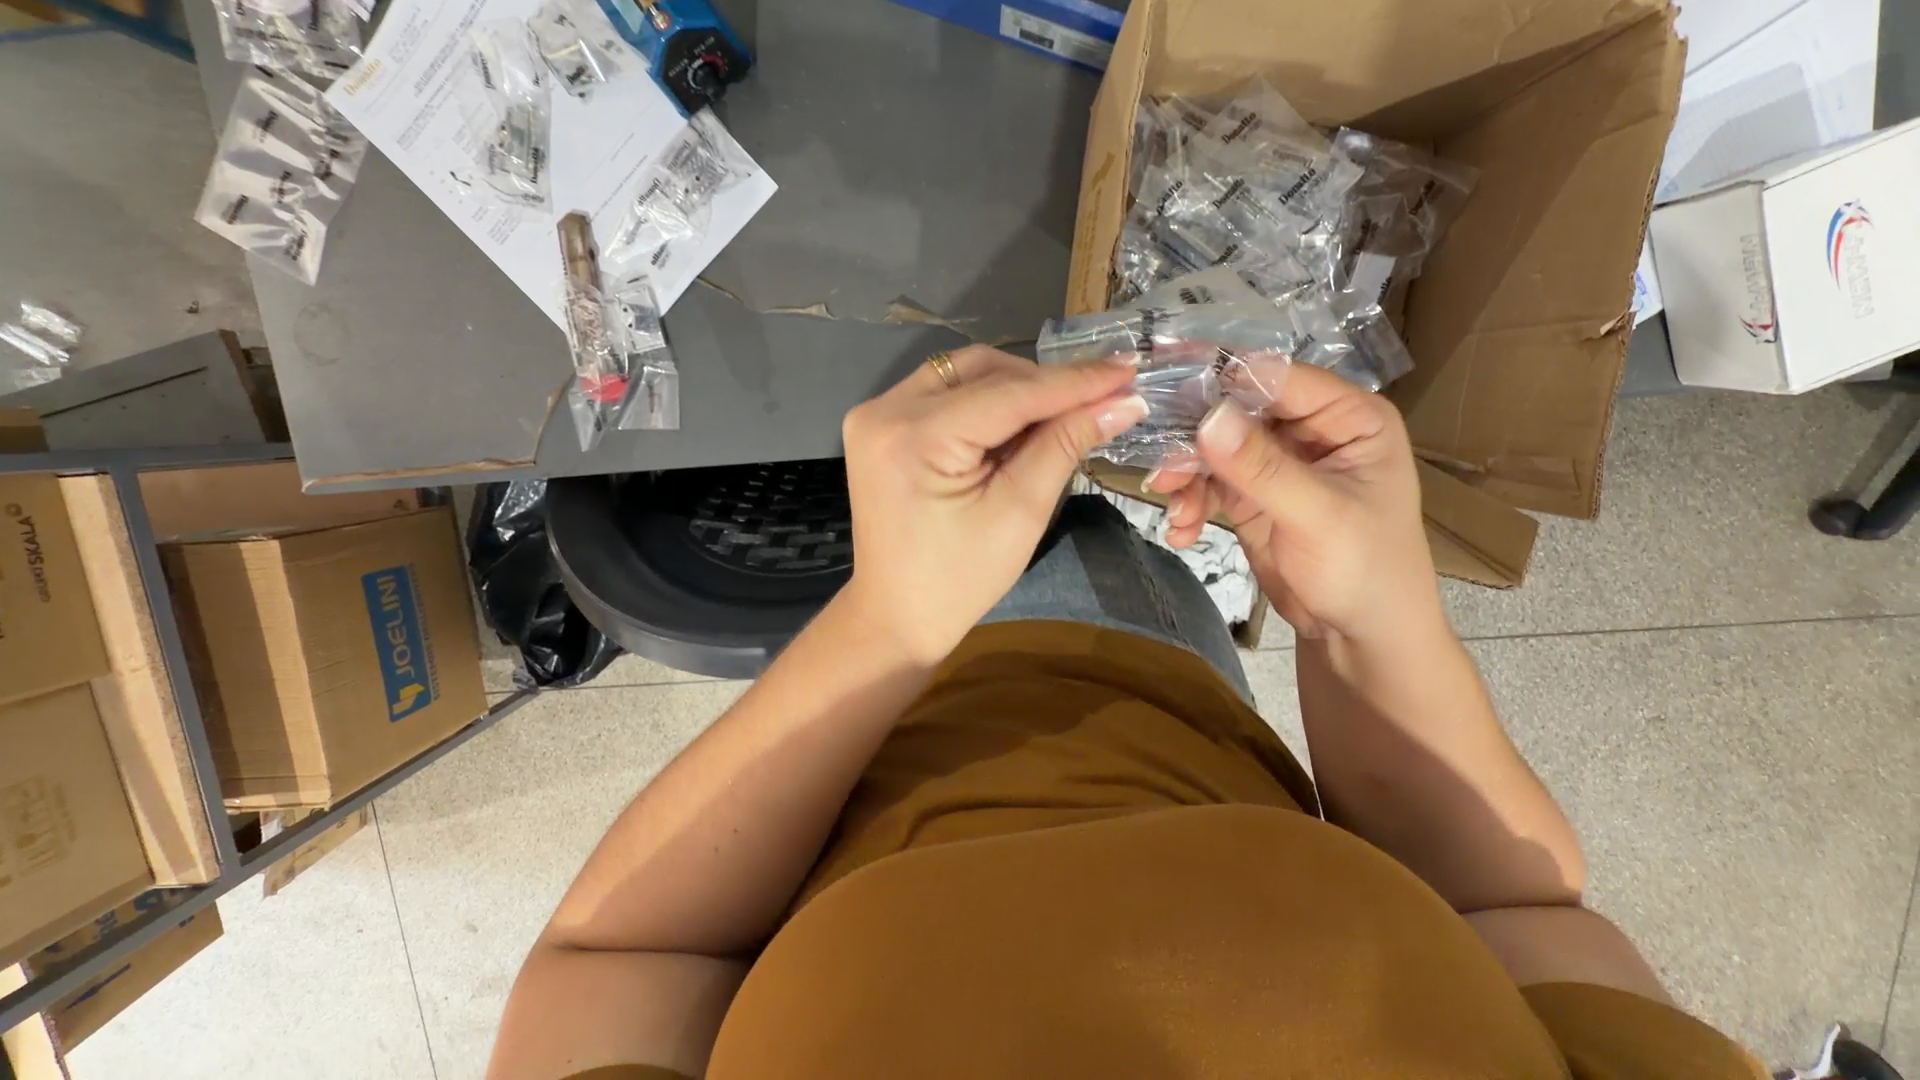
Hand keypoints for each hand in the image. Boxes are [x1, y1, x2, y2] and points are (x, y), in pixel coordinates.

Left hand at [839, 346, 1146, 664]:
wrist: (897, 616)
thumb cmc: (960, 580)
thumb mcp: (1020, 512)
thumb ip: (1066, 445)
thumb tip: (1124, 401)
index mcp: (913, 437)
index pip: (1009, 392)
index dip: (1074, 380)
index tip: (1130, 368)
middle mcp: (884, 410)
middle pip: (983, 370)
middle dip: (1043, 384)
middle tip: (1098, 401)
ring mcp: (876, 414)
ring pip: (964, 374)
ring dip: (1016, 389)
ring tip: (1059, 419)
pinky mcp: (880, 425)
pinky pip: (945, 393)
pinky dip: (986, 403)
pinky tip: (1016, 429)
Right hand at [1148, 363, 1440, 643]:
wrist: (1358, 636)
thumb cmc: (1365, 571)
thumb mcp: (1317, 516)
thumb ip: (1261, 467)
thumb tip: (1207, 417)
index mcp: (1348, 417)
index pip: (1279, 378)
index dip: (1226, 376)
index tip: (1168, 378)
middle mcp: (1311, 430)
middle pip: (1238, 410)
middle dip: (1195, 436)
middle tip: (1160, 462)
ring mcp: (1278, 463)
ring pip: (1215, 447)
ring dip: (1187, 475)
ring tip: (1172, 508)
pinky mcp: (1252, 496)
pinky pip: (1209, 484)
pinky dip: (1190, 504)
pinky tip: (1181, 533)